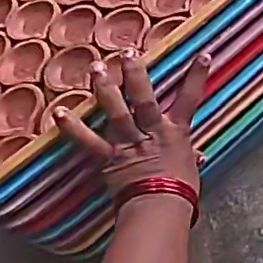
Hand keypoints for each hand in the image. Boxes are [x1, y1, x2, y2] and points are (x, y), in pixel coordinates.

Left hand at [54, 50, 210, 194]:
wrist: (160, 210)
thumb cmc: (180, 193)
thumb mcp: (190, 171)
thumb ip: (190, 158)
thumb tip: (197, 157)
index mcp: (176, 133)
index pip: (190, 99)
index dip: (197, 76)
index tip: (202, 55)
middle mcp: (152, 132)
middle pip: (144, 98)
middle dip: (136, 74)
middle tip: (128, 52)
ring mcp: (129, 143)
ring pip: (117, 111)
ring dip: (106, 88)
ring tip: (97, 68)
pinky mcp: (110, 158)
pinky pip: (89, 141)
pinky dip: (73, 128)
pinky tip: (60, 112)